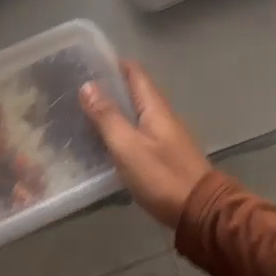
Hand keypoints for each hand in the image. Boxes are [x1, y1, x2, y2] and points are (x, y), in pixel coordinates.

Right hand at [81, 61, 211, 228]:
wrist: (199, 212)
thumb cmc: (162, 176)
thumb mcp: (128, 146)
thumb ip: (107, 117)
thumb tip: (88, 85)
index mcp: (155, 107)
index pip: (134, 72)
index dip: (112, 64)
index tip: (86, 63)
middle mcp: (162, 115)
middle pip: (134, 92)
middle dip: (108, 88)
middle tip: (76, 91)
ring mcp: (165, 135)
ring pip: (135, 113)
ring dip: (113, 110)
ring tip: (83, 114)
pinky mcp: (164, 155)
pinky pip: (138, 133)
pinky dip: (120, 131)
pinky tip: (104, 142)